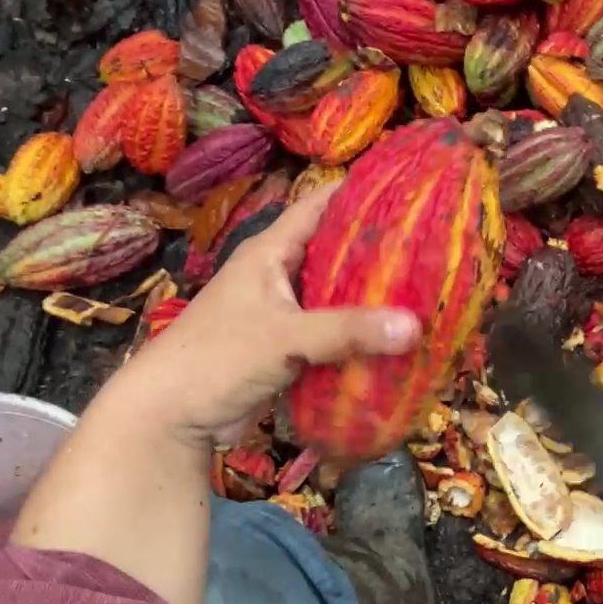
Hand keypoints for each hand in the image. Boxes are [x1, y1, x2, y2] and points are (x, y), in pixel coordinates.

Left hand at [104, 182, 420, 446]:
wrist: (168, 417)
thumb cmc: (216, 358)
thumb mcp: (284, 338)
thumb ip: (348, 331)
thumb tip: (416, 326)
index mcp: (271, 251)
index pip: (321, 204)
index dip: (362, 190)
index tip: (411, 187)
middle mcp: (280, 274)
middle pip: (338, 248)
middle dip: (381, 246)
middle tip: (434, 242)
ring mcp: (286, 311)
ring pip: (340, 292)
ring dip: (375, 293)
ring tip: (428, 286)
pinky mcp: (291, 346)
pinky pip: (336, 329)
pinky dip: (363, 330)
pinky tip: (398, 334)